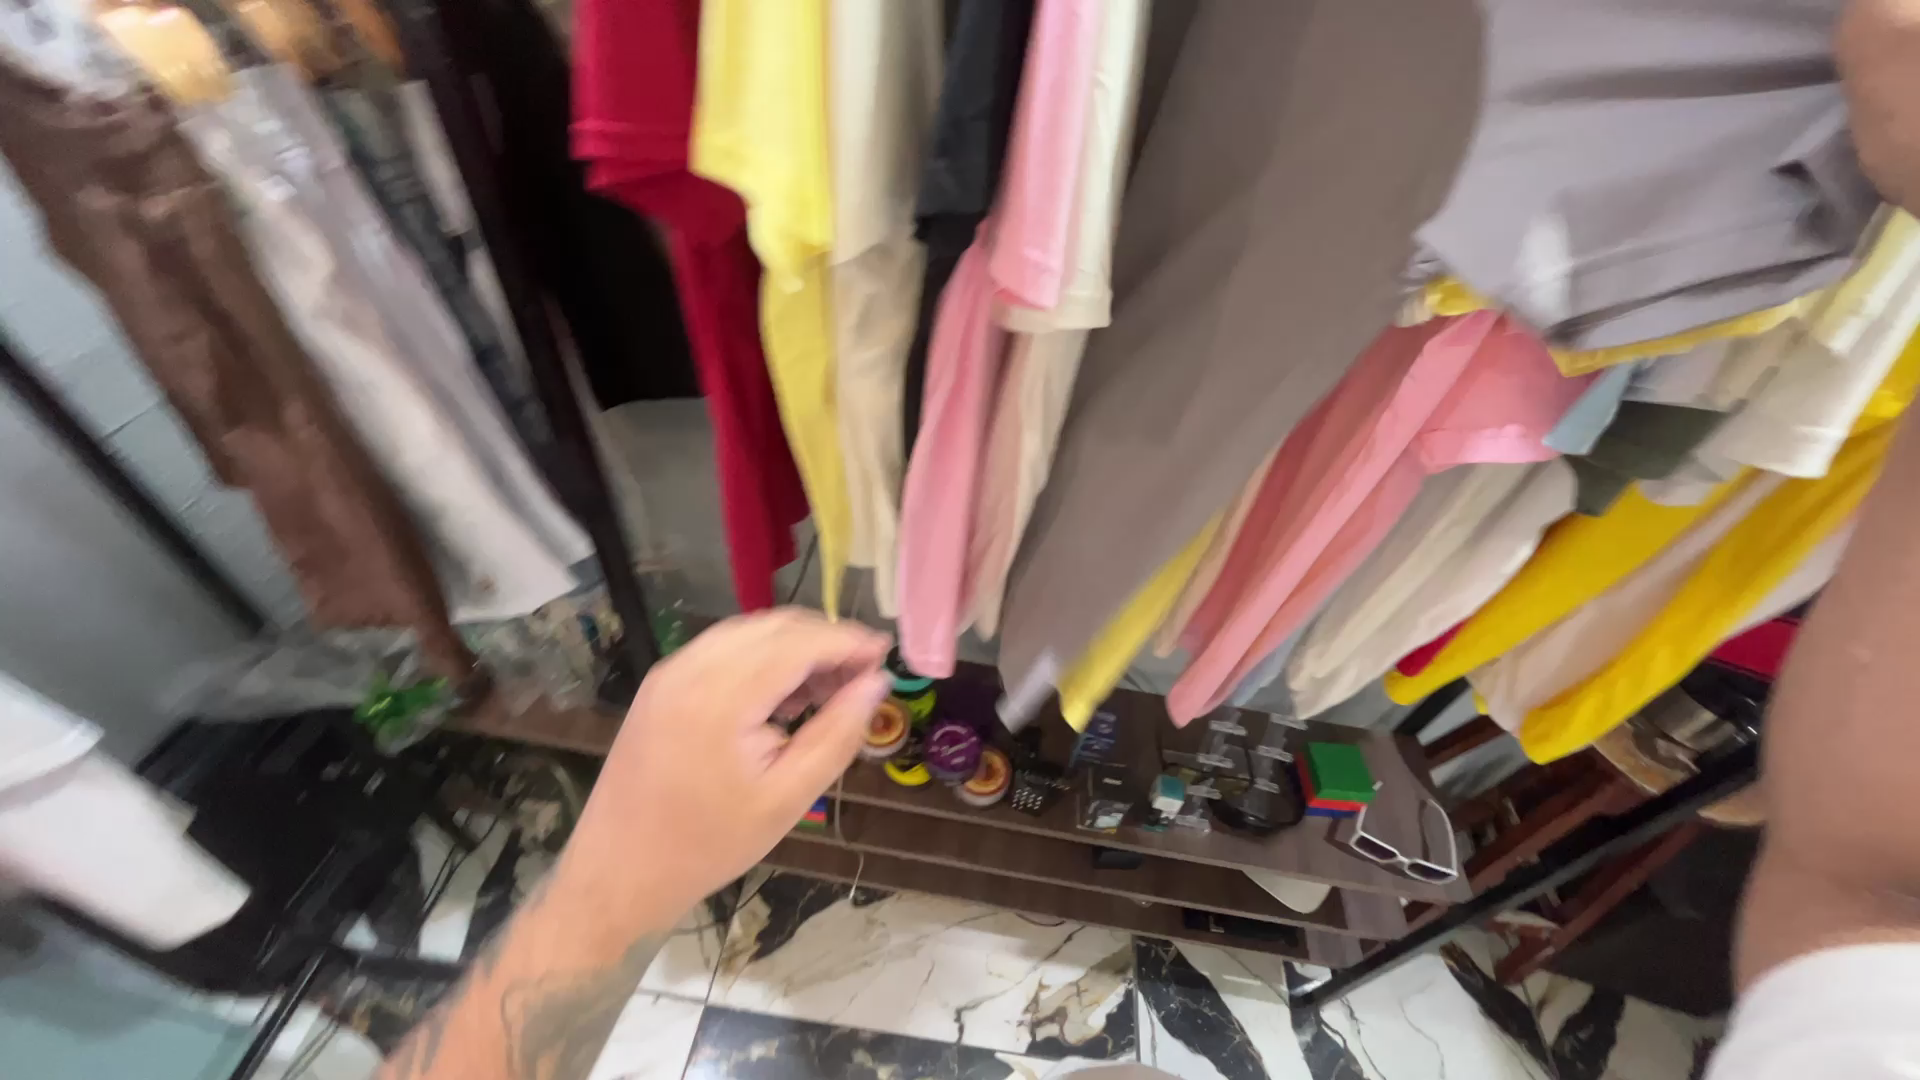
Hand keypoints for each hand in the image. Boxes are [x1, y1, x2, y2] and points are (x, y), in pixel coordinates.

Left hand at [557, 609, 891, 928]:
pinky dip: (764, 656)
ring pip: (751, 632)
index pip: (799, 642)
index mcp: (721, 696)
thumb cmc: (710, 844)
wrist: (617, 874)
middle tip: (862, 675)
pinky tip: (784, 693)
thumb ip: (837, 734)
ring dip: (796, 646)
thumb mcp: (788, 798)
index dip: (848, 641)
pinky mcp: (663, 683)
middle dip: (826, 640)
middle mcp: (692, 667)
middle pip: (775, 627)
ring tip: (829, 686)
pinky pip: (725, 649)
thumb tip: (877, 683)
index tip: (885, 654)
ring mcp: (671, 671)